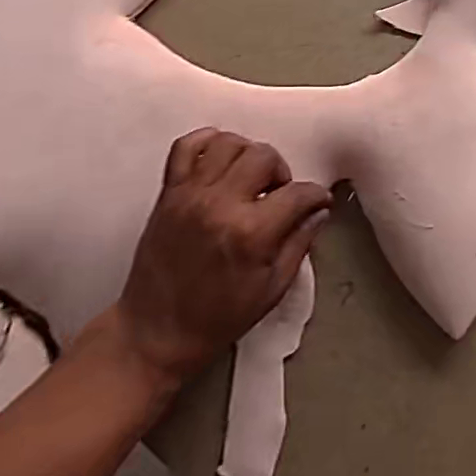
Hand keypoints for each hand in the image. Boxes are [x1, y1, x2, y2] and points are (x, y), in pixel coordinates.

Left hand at [112, 128, 332, 384]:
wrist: (157, 333)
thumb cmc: (217, 319)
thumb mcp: (271, 290)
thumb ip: (298, 244)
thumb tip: (317, 213)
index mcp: (250, 233)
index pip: (296, 193)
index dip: (315, 195)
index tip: (318, 200)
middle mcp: (220, 204)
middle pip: (263, 155)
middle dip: (281, 172)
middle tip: (279, 193)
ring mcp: (190, 194)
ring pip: (227, 143)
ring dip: (247, 154)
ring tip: (250, 178)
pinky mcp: (168, 193)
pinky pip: (185, 146)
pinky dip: (206, 142)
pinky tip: (219, 158)